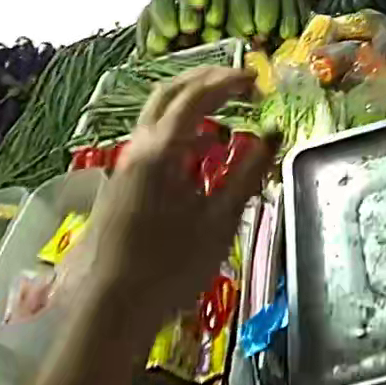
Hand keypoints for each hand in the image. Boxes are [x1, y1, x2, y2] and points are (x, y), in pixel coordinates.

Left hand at [79, 67, 272, 344]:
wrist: (113, 306)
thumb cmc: (171, 266)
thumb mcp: (219, 221)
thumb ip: (247, 174)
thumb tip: (272, 137)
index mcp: (161, 151)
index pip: (196, 97)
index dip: (228, 81)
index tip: (257, 79)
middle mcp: (138, 147)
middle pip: (169, 92)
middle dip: (205, 78)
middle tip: (240, 79)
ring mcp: (126, 164)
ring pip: (157, 113)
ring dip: (191, 101)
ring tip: (226, 107)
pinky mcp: (123, 181)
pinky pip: (153, 137)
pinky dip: (180, 127)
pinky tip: (200, 148)